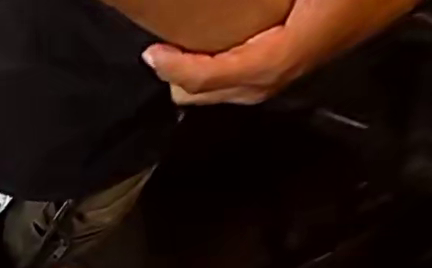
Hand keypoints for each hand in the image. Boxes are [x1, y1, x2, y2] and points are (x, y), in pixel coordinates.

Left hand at [142, 0, 415, 104]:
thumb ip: (259, 4)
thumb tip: (232, 5)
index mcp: (274, 61)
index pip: (202, 78)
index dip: (170, 67)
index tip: (151, 49)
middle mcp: (268, 83)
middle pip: (195, 95)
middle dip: (176, 74)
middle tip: (167, 41)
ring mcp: (274, 84)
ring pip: (210, 93)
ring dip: (192, 72)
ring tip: (183, 41)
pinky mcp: (280, 75)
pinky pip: (229, 82)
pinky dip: (212, 68)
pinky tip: (212, 41)